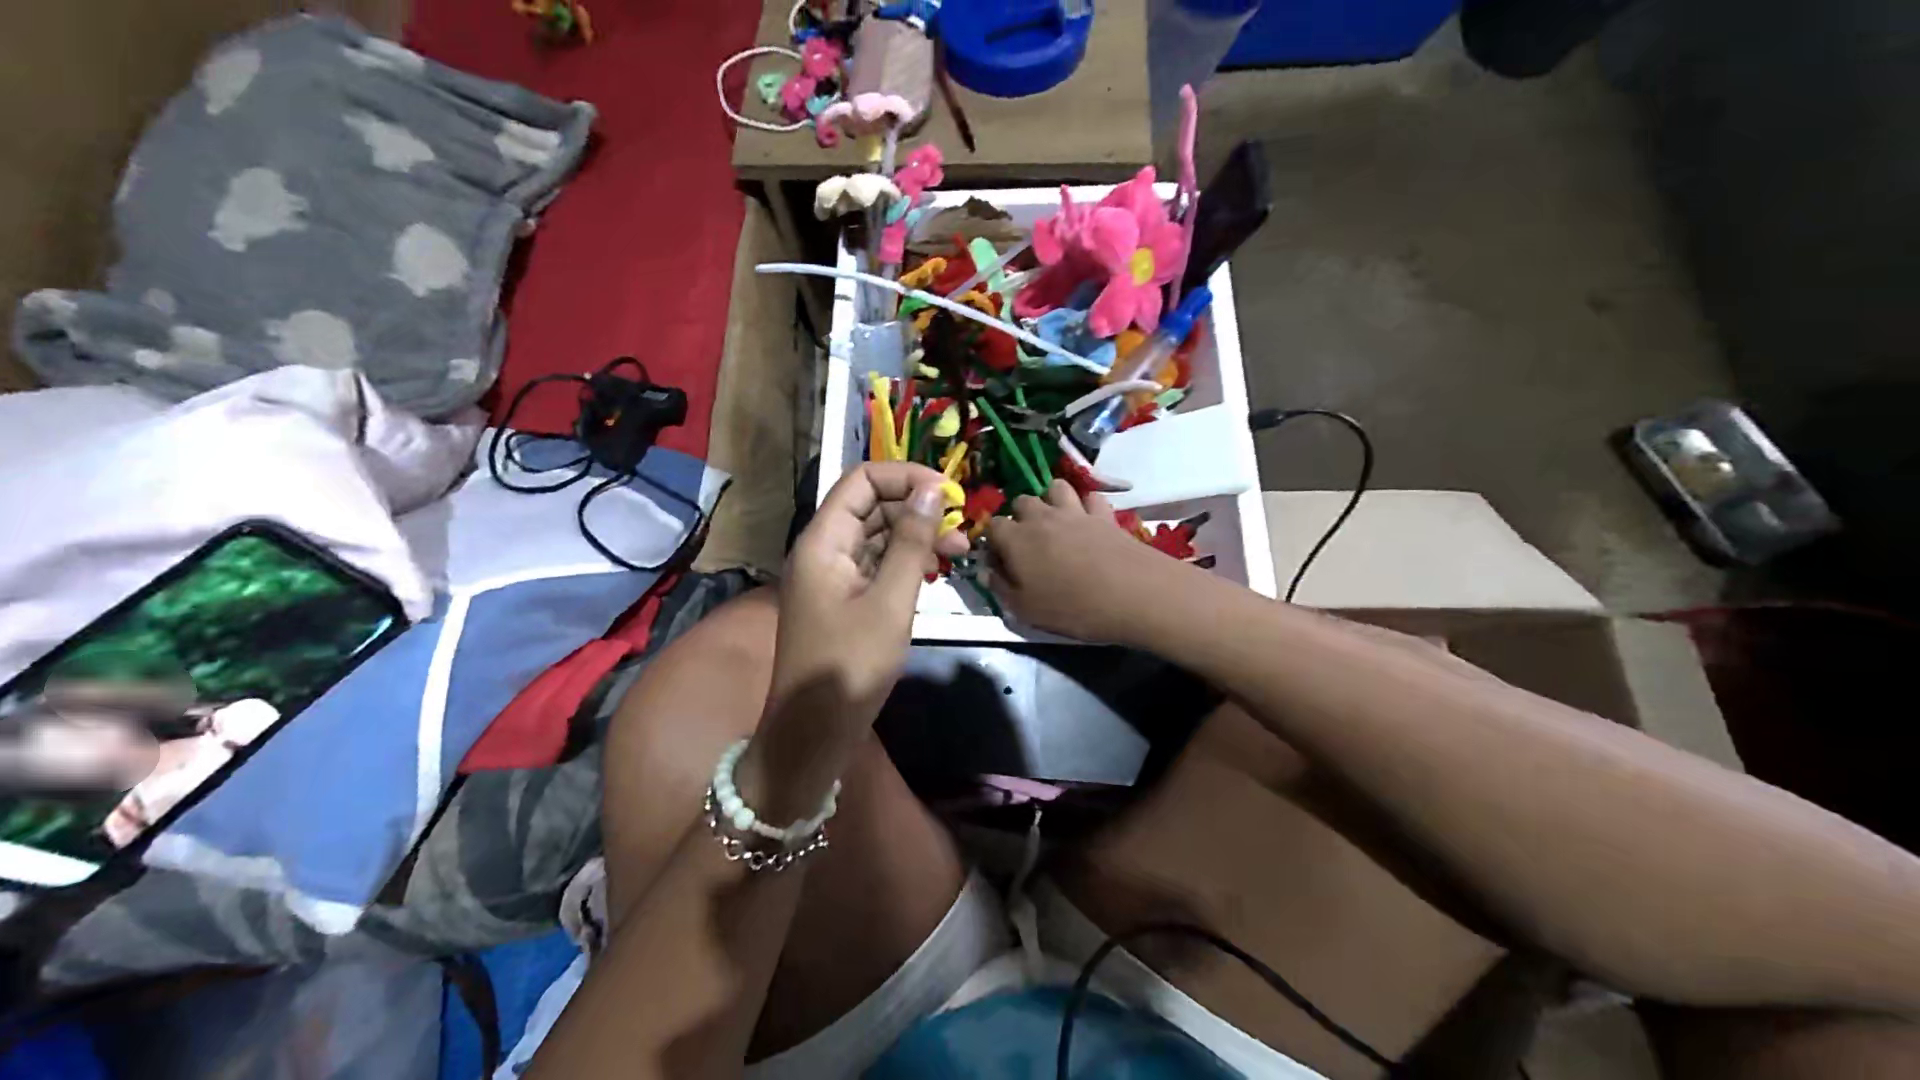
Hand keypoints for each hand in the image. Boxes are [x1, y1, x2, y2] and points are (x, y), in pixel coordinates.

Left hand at [747, 463, 969, 814]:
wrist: (814, 731)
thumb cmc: (850, 664)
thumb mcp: (890, 601)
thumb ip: (910, 541)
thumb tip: (933, 490)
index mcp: (823, 541)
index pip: (862, 480)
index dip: (906, 477)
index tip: (950, 494)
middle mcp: (823, 550)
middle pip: (871, 506)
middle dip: (918, 510)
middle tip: (963, 533)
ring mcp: (832, 576)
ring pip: (876, 537)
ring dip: (916, 538)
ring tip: (959, 555)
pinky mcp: (842, 599)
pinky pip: (875, 565)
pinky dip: (904, 563)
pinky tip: (931, 574)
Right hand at [985, 480, 1184, 643]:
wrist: (1132, 594)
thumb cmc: (1072, 607)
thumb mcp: (1026, 610)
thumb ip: (1001, 588)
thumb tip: (987, 573)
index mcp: (1016, 539)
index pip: (993, 526)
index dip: (995, 542)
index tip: (1002, 561)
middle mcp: (1042, 517)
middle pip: (1021, 502)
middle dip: (1020, 517)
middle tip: (1029, 543)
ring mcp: (1075, 512)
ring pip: (1055, 488)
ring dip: (1051, 500)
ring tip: (1056, 523)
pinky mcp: (1105, 514)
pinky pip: (1091, 497)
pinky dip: (1087, 505)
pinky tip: (1089, 521)